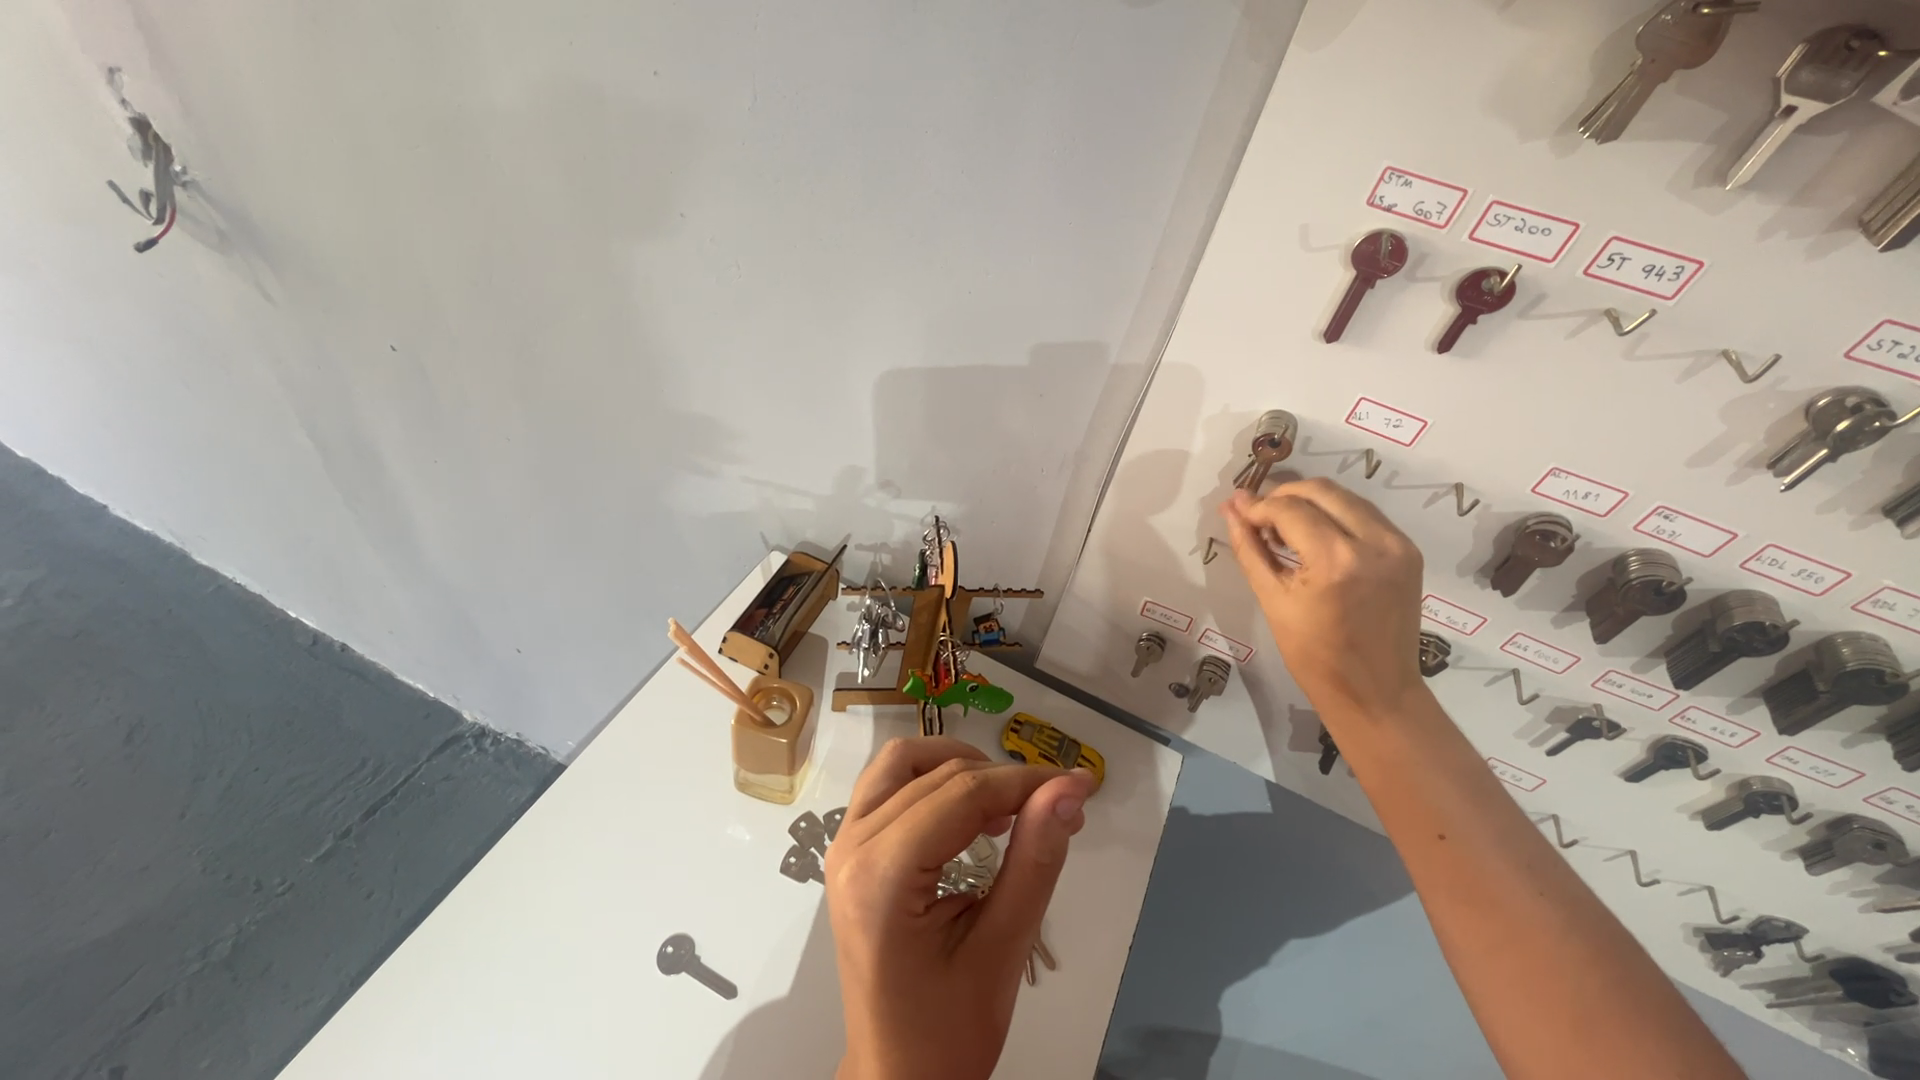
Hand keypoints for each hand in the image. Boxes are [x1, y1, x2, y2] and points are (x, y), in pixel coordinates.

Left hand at [827, 737, 1095, 1079]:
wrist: (897, 1072)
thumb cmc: (948, 1027)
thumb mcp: (1002, 949)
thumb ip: (1034, 862)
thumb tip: (1067, 791)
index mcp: (880, 875)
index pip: (962, 795)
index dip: (1027, 782)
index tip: (1082, 785)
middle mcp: (851, 846)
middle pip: (936, 775)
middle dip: (1003, 779)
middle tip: (1057, 806)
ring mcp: (843, 845)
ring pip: (902, 763)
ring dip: (959, 767)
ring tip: (1010, 804)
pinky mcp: (850, 851)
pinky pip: (888, 786)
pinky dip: (932, 780)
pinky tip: (971, 812)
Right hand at [1221, 478, 1425, 718]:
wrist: (1375, 690)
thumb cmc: (1314, 655)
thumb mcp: (1272, 600)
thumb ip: (1250, 549)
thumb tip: (1231, 508)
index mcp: (1336, 561)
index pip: (1289, 509)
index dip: (1257, 507)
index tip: (1237, 512)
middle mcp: (1374, 542)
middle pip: (1320, 491)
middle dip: (1283, 495)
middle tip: (1258, 515)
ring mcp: (1397, 544)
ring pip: (1345, 496)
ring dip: (1310, 502)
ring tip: (1284, 527)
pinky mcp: (1408, 551)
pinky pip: (1365, 515)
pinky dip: (1336, 515)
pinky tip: (1315, 537)